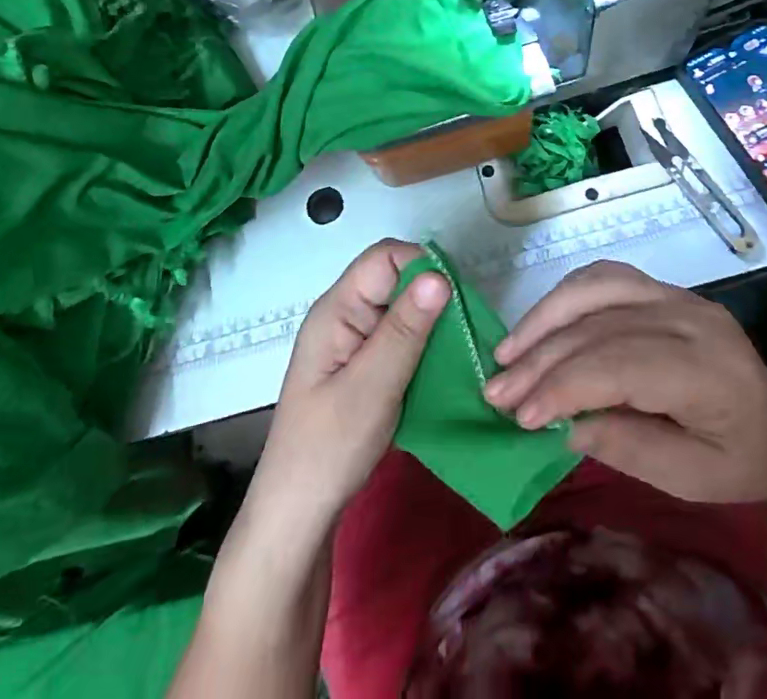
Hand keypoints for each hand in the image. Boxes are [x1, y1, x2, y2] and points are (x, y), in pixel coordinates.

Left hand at [252, 239, 450, 526]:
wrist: (300, 509)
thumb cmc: (330, 448)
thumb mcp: (372, 387)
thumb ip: (405, 330)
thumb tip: (439, 275)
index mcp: (336, 310)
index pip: (384, 258)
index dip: (422, 267)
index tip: (457, 300)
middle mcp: (344, 316)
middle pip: (395, 279)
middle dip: (432, 295)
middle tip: (466, 330)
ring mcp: (353, 341)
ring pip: (402, 309)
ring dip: (433, 323)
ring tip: (463, 349)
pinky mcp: (364, 364)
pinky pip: (401, 337)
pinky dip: (426, 345)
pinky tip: (446, 366)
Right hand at [481, 261, 766, 503]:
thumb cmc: (734, 458)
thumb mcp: (688, 477)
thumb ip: (626, 448)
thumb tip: (563, 424)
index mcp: (708, 371)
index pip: (622, 365)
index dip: (565, 386)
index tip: (521, 417)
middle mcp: (691, 320)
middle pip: (599, 329)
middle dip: (540, 361)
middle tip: (496, 392)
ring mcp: (675, 296)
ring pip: (595, 289)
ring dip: (543, 319)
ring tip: (505, 353)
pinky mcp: (661, 289)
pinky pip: (603, 277)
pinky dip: (564, 297)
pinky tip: (538, 323)